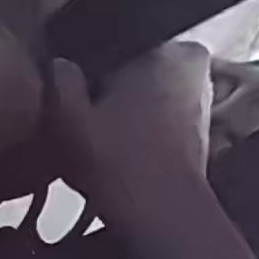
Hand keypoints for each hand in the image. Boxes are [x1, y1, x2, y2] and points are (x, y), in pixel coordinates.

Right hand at [52, 43, 211, 201]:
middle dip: (101, 93)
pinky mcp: (200, 121)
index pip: (107, 49)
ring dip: (118, 112)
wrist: (159, 210)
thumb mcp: (68, 121)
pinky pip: (156, 113)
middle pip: (127, 70)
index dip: (79, 78)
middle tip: (77, 128)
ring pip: (142, 92)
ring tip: (95, 144)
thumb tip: (58, 63)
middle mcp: (190, 59)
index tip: (64, 106)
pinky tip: (116, 153)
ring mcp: (200, 91)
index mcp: (162, 48)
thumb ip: (60, 83)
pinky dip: (136, 128)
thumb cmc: (115, 162)